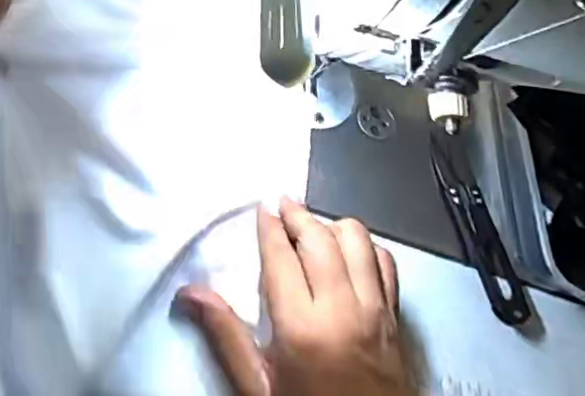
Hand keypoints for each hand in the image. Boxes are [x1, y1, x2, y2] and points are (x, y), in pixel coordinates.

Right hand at [178, 199, 411, 395]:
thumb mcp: (258, 389)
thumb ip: (226, 336)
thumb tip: (190, 293)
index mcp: (302, 328)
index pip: (281, 257)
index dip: (269, 227)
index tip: (261, 208)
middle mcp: (342, 309)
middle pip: (319, 237)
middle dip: (298, 216)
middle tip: (282, 207)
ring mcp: (374, 310)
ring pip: (356, 239)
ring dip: (332, 226)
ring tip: (314, 229)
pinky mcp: (395, 316)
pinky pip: (385, 262)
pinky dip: (366, 248)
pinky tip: (350, 255)